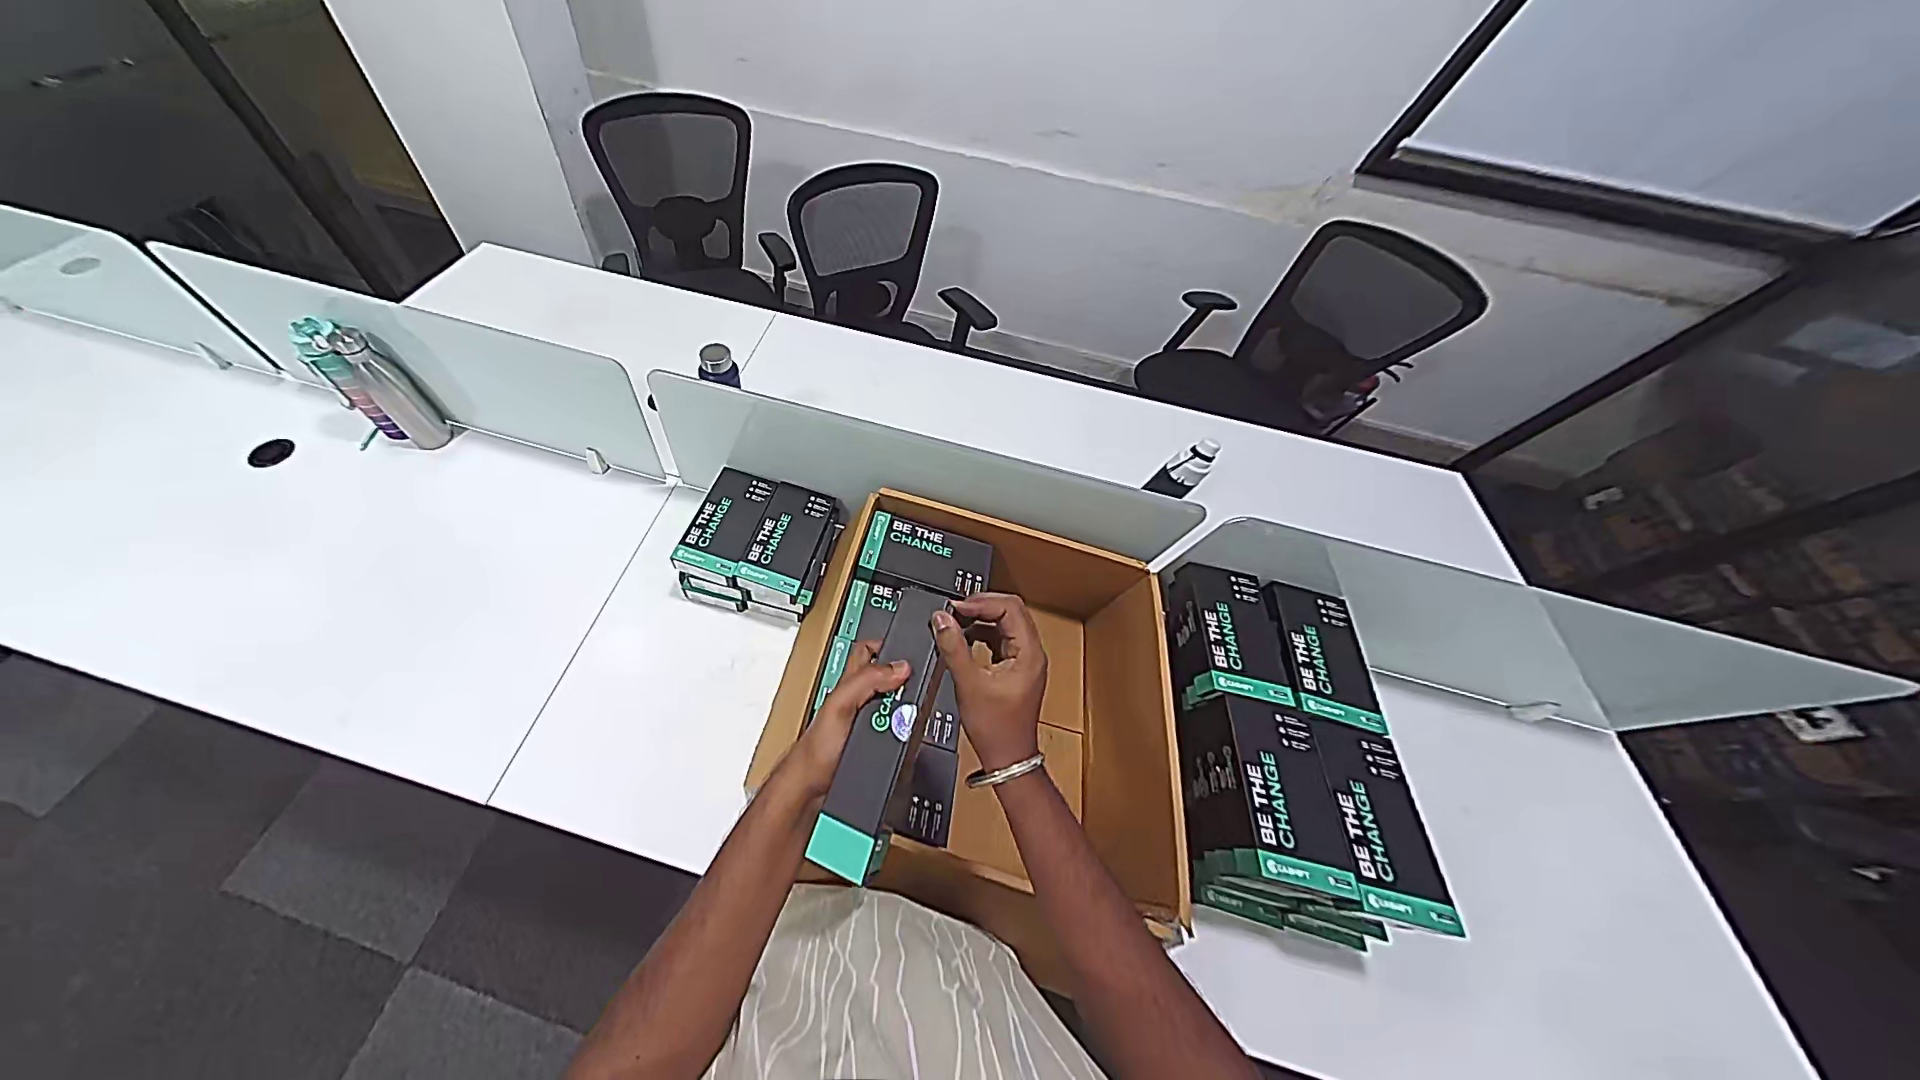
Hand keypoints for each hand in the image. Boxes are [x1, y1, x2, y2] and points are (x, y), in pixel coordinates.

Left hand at [782, 640, 909, 798]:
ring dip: (907, 712)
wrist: (812, 790)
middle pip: (890, 678)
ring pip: (896, 706)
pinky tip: (905, 738)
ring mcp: (867, 720)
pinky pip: (898, 730)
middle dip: (905, 684)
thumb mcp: (841, 706)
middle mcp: (859, 698)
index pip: (869, 650)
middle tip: (915, 692)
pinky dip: (906, 733)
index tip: (909, 650)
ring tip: (908, 719)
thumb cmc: (815, 749)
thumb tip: (899, 667)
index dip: (887, 644)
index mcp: (848, 681)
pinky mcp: (875, 740)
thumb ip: (866, 681)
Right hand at [931, 593, 1047, 770]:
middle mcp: (1032, 652)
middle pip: (1010, 611)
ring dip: (981, 619)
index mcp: (1029, 653)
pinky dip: (982, 633)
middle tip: (954, 610)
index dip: (981, 603)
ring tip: (956, 621)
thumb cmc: (996, 728)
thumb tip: (941, 619)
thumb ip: (954, 647)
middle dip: (981, 607)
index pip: (1010, 608)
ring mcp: (1025, 659)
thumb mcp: (969, 683)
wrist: (1007, 756)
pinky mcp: (1016, 667)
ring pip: (1005, 624)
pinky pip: (1001, 639)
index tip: (956, 607)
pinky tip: (964, 638)